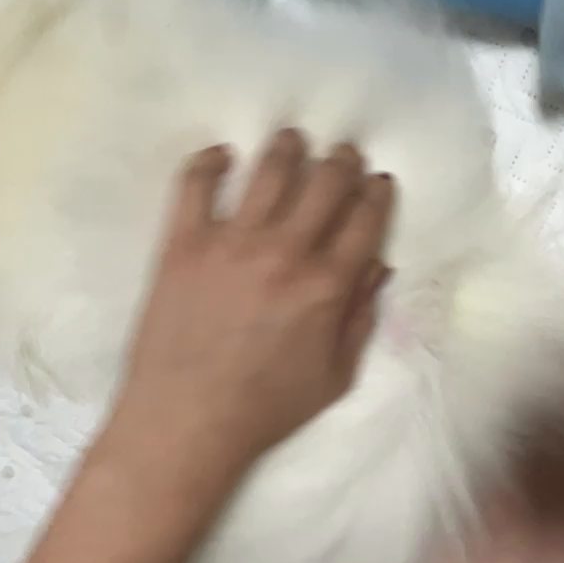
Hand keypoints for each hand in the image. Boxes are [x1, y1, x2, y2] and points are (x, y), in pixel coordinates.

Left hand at [105, 130, 394, 484]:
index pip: (365, 219)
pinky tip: (223, 157)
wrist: (186, 421)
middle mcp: (286, 252)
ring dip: (288, 147)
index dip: (377, 193)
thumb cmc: (268, 407)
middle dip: (342, 160)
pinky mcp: (183, 243)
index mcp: (328, 285)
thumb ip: (361, 318)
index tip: (378, 181)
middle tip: (342, 154)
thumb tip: (379, 267)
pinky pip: (195, 184)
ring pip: (270, 170)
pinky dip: (210, 162)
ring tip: (292, 141)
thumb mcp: (336, 376)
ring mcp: (231, 242)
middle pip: (325, 182)